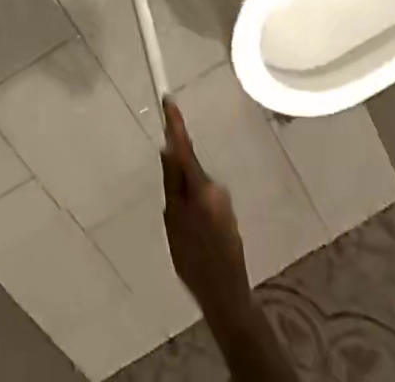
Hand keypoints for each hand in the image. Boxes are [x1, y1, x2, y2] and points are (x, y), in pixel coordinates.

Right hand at [161, 98, 252, 314]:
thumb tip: (168, 148)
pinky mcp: (226, 214)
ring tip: (179, 231)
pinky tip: (190, 235)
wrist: (226, 295)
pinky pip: (203, 199)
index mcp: (201, 186)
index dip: (175, 123)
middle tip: (168, 208)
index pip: (184, 146)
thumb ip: (171, 181)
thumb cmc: (193, 259)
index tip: (168, 100)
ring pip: (195, 186)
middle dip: (176, 176)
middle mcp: (216, 188)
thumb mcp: (173, 219)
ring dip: (184, 196)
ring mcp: (224, 202)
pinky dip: (193, 207)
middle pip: (190, 167)